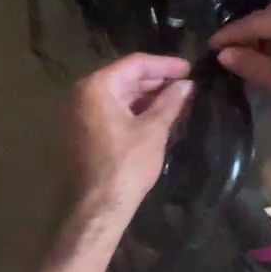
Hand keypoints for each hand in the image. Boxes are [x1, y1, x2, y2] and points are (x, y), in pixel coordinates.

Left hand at [64, 53, 193, 216]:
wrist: (99, 207)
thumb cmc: (126, 165)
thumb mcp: (153, 130)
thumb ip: (170, 102)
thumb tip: (187, 85)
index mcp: (97, 86)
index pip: (135, 64)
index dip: (165, 65)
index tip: (190, 68)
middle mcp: (83, 94)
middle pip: (125, 77)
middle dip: (157, 81)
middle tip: (187, 84)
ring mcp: (80, 113)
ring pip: (119, 95)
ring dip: (147, 96)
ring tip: (178, 99)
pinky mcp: (84, 131)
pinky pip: (112, 110)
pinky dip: (134, 110)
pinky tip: (158, 115)